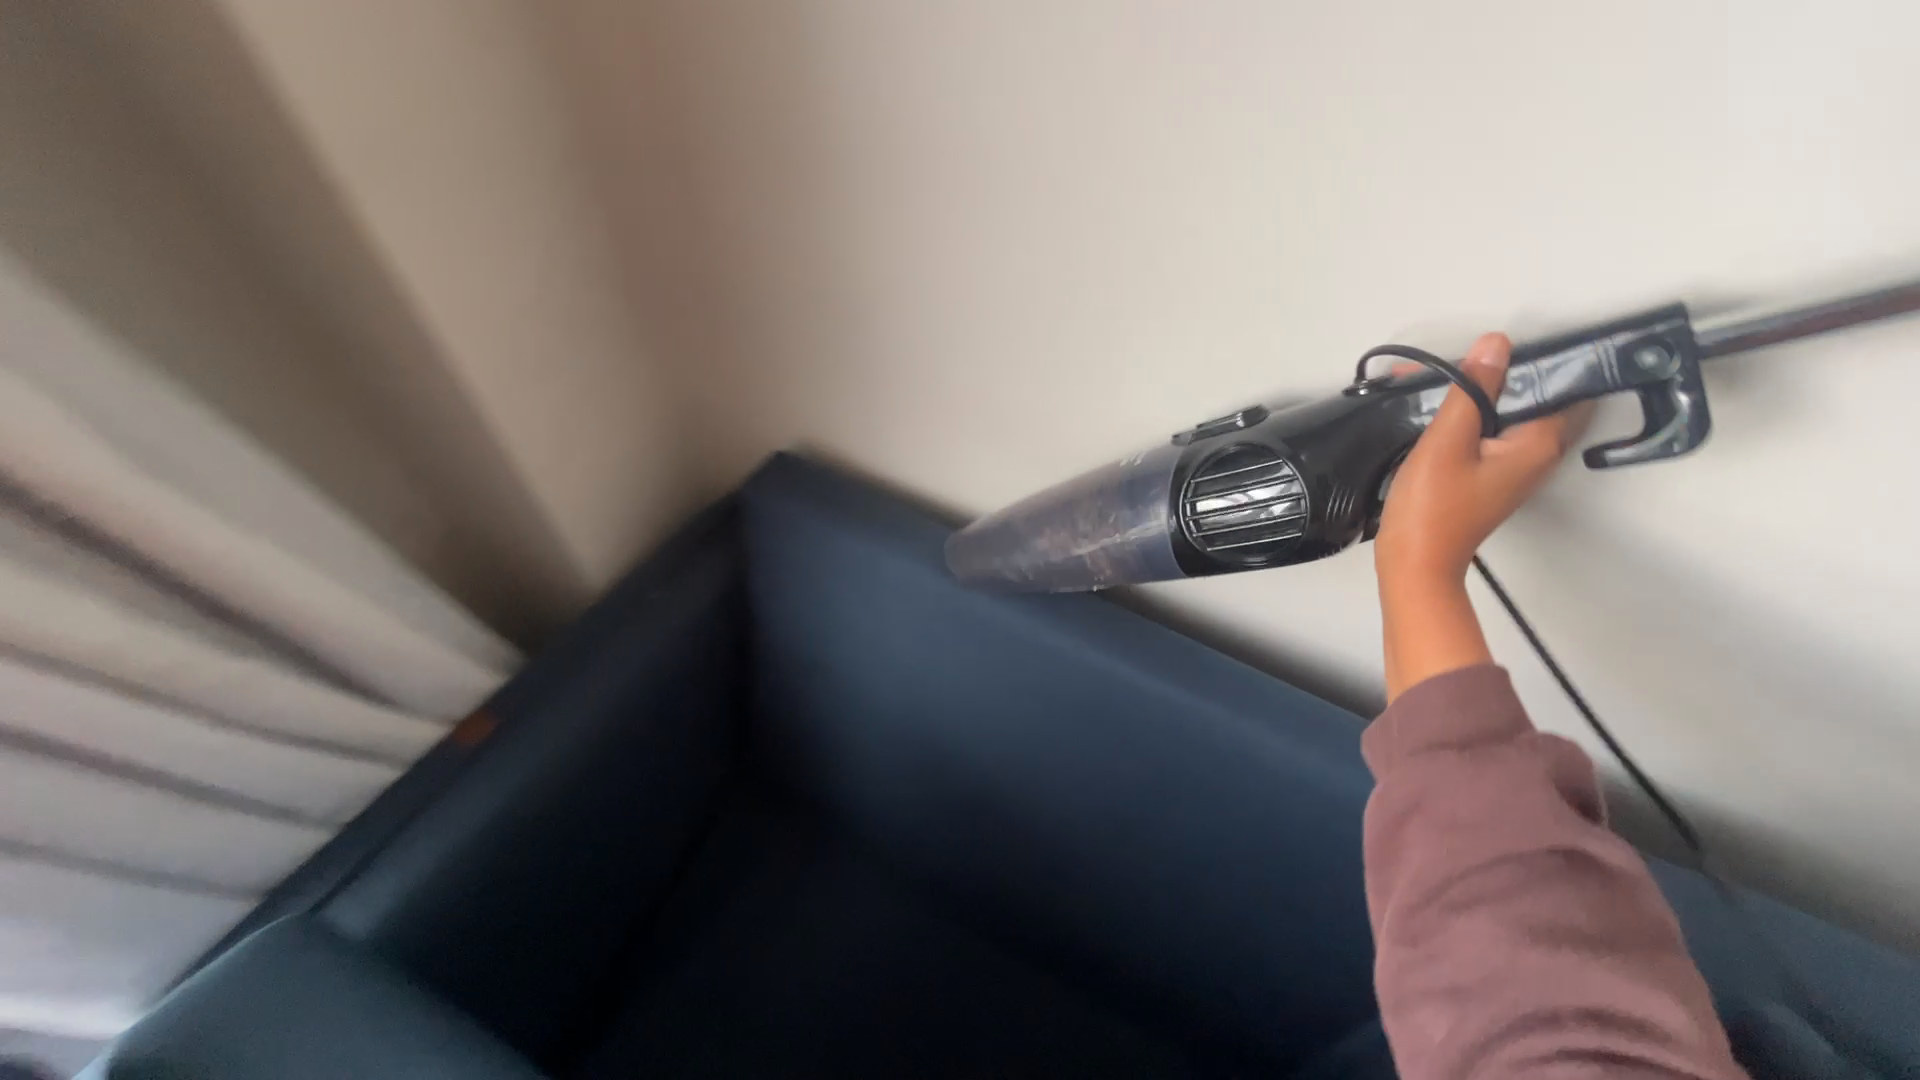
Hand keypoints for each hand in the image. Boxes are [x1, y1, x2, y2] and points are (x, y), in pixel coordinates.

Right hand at [1375, 333, 1589, 587]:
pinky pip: (1487, 432)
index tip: (1495, 345)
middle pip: (1531, 397)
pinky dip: (1466, 416)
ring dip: (1477, 394)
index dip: (1533, 359)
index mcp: (1539, 442)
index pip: (1560, 383)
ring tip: (1435, 379)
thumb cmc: (1432, 508)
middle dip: (1497, 374)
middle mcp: (1536, 453)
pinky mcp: (1487, 475)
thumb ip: (1471, 390)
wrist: (1414, 562)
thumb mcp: (1447, 441)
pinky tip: (1433, 408)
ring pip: (1506, 414)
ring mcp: (1512, 467)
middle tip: (1458, 359)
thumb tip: (1495, 345)